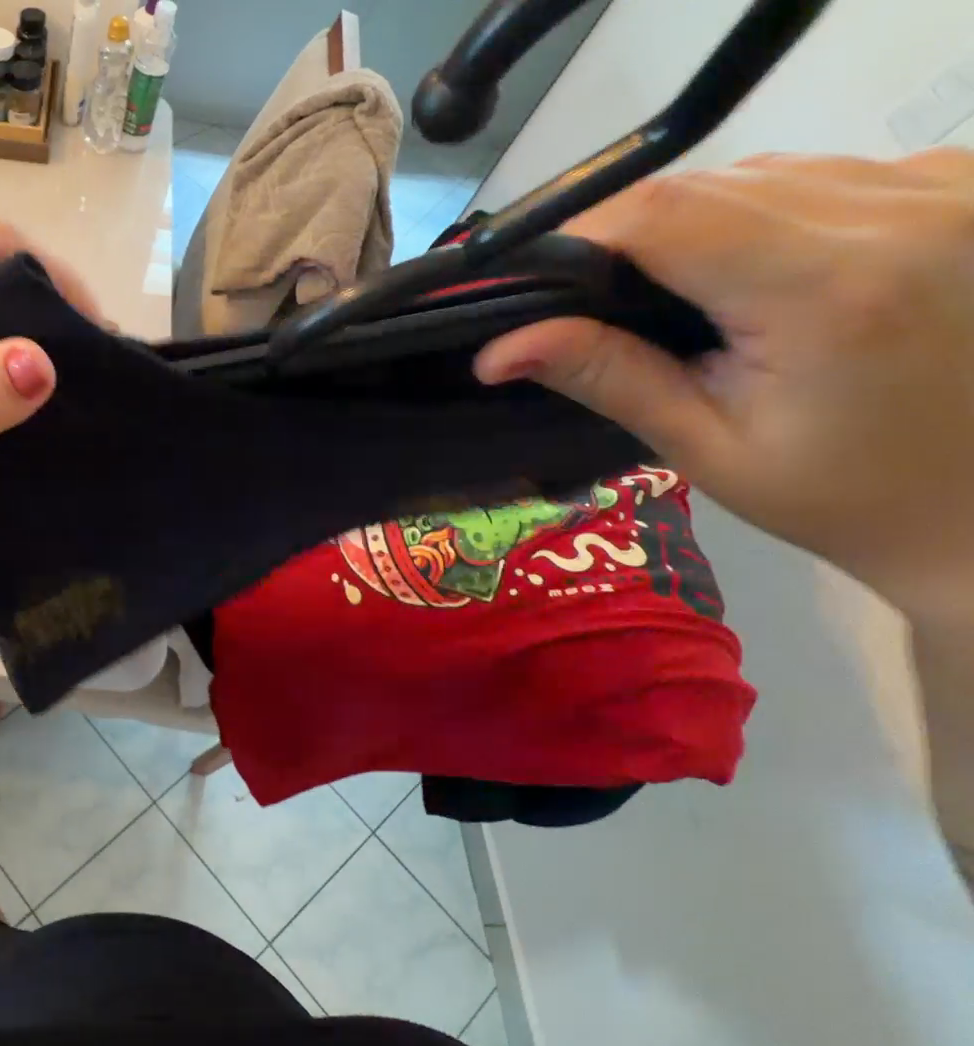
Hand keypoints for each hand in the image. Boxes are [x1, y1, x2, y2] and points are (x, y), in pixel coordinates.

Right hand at [477, 149, 973, 617]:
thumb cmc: (842, 495)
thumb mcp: (705, 446)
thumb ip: (607, 376)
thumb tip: (496, 350)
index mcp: (831, 290)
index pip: (665, 213)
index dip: (582, 235)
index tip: (535, 283)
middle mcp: (901, 213)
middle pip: (708, 183)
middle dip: (630, 235)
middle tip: (594, 302)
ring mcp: (948, 186)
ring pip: (759, 172)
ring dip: (695, 222)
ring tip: (679, 295)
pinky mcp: (965, 182)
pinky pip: (818, 174)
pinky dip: (759, 214)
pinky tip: (758, 272)